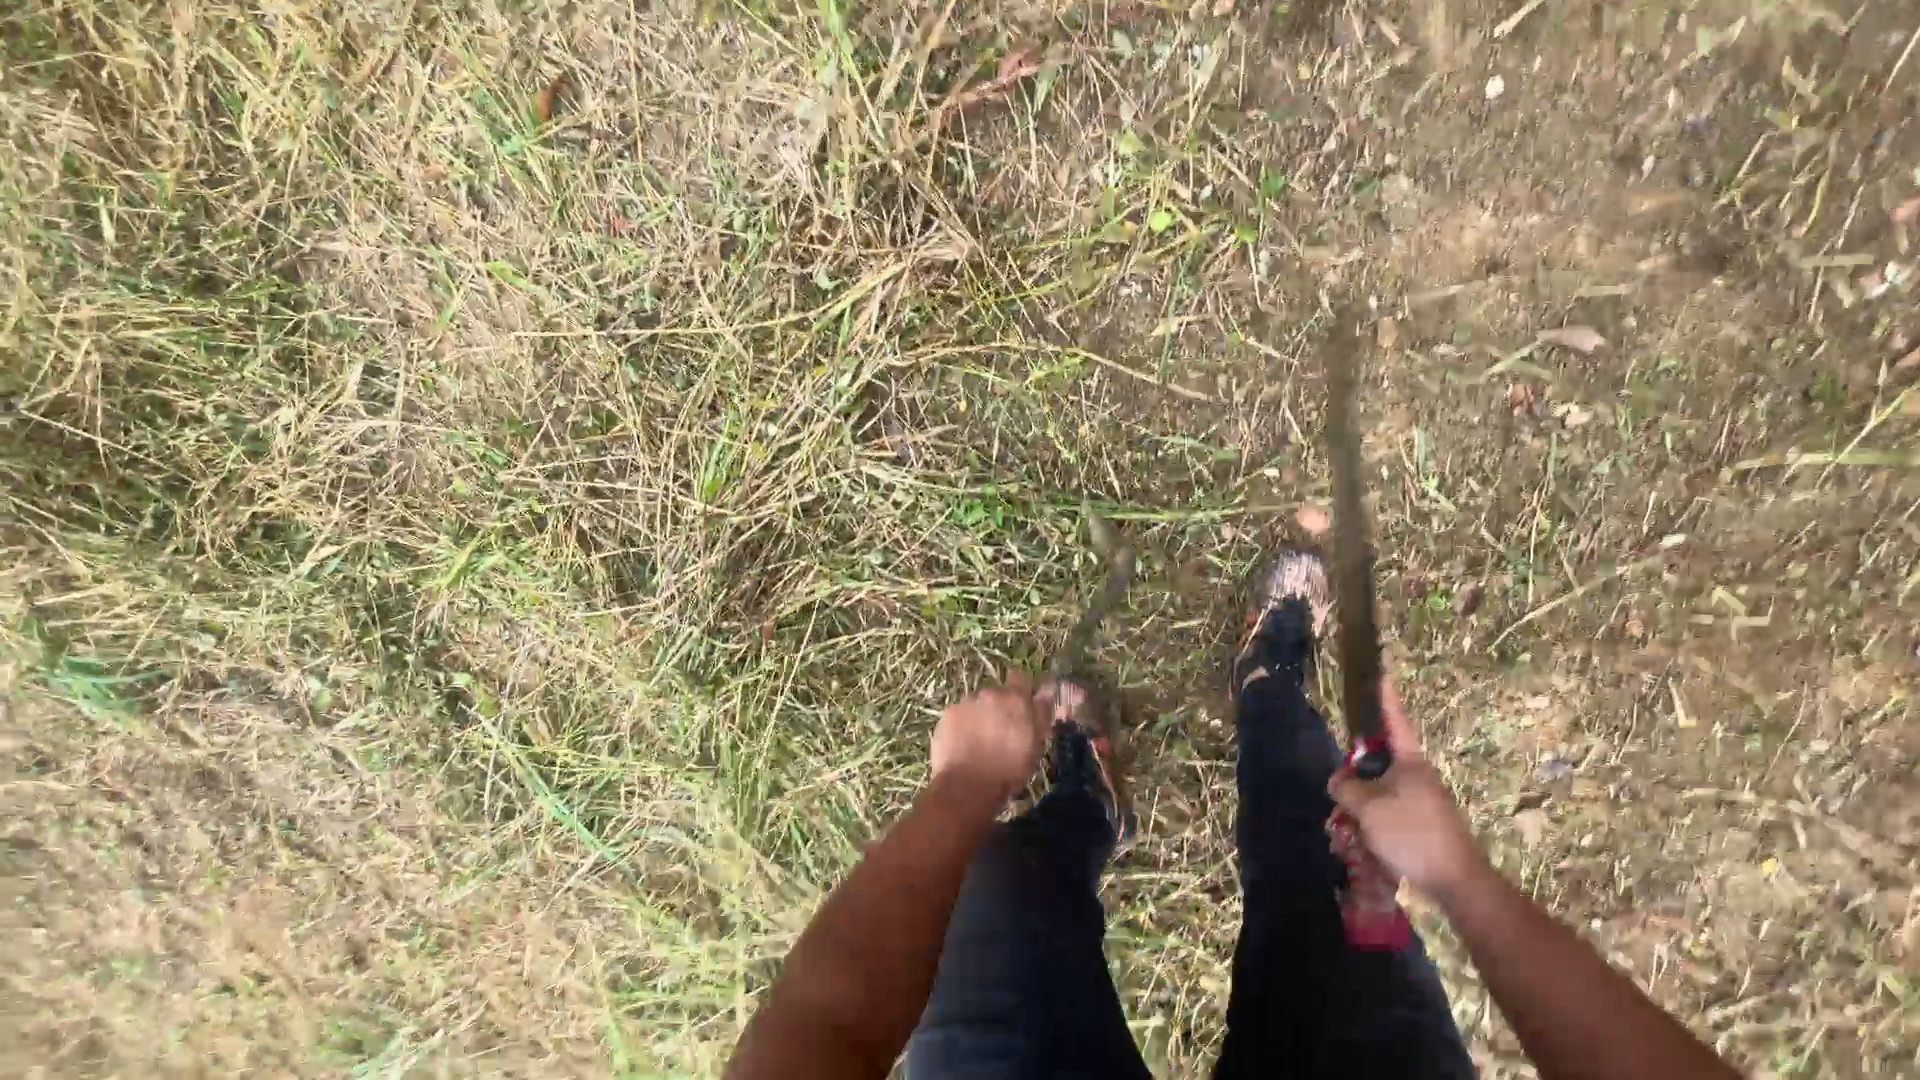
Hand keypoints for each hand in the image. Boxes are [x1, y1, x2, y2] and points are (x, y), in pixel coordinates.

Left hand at [930, 671, 1051, 801]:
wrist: (968, 785)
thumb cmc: (1010, 769)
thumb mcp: (1036, 744)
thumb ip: (1041, 712)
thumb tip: (1046, 690)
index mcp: (1016, 698)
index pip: (1021, 677)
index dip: (1021, 690)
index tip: (1022, 706)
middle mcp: (990, 693)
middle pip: (997, 693)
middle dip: (999, 706)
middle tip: (1001, 731)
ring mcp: (966, 702)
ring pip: (976, 704)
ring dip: (980, 715)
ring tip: (980, 741)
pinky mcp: (947, 714)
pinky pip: (959, 714)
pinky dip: (962, 724)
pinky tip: (963, 744)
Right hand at [1327, 680, 1487, 901]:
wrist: (1457, 882)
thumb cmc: (1412, 833)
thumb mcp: (1367, 807)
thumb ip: (1345, 787)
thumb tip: (1341, 781)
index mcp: (1409, 763)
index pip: (1395, 723)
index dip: (1386, 700)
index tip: (1383, 676)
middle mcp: (1416, 778)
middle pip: (1374, 769)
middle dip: (1351, 788)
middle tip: (1337, 809)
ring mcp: (1420, 804)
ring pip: (1376, 799)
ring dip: (1356, 816)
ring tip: (1346, 839)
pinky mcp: (1421, 828)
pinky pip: (1385, 820)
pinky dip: (1369, 832)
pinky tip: (1360, 851)